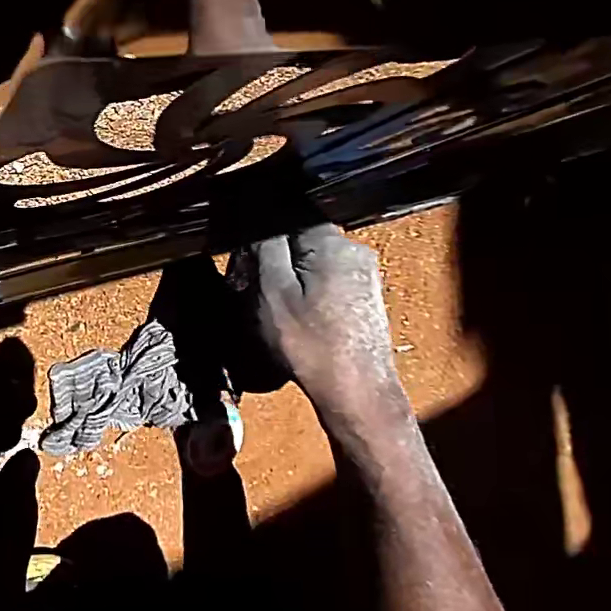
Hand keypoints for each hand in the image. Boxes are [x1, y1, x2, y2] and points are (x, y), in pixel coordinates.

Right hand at [245, 223, 413, 438]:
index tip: (246, 265)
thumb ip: (266, 246)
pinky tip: (298, 320)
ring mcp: (364, 274)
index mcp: (333, 243)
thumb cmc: (313, 347)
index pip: (286, 218)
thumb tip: (257, 217)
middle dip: (275, 259)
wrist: (356, 393)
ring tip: (276, 310)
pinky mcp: (364, 296)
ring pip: (313, 260)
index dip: (260, 239)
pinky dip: (307, 293)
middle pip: (301, 239)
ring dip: (291, 278)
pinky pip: (327, 279)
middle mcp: (354, 251)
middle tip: (254, 290)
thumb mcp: (273, 292)